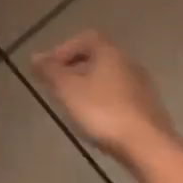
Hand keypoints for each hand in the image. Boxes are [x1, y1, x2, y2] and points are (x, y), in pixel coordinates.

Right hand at [31, 30, 173, 160]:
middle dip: (74, 68)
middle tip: (57, 87)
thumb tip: (35, 57)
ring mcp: (141, 85)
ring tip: (73, 105)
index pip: (85, 38)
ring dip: (88, 85)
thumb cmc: (102, 112)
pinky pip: (118, 95)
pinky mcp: (147, 106)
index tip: (48, 69)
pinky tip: (95, 119)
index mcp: (110, 53)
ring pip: (108, 77)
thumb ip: (50, 71)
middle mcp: (129, 63)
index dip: (63, 49)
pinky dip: (102, 100)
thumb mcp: (68, 90)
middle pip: (98, 57)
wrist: (146, 144)